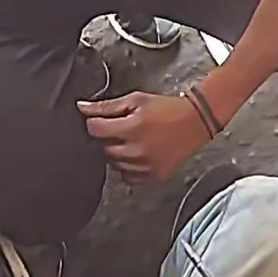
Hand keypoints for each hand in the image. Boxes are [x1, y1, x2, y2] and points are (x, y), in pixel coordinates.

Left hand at [78, 92, 209, 182]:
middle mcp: (137, 150)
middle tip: (122, 130)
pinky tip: (138, 155)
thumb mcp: (137, 100)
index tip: (103, 121)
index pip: (95, 130)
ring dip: (118, 153)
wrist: (196, 121)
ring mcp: (146, 165)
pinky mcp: (154, 175)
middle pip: (103, 149)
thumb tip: (81, 108)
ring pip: (115, 164)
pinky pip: (128, 176)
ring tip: (133, 141)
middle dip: (108, 139)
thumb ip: (107, 106)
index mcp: (132, 128)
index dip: (96, 123)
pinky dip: (129, 167)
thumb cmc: (167, 108)